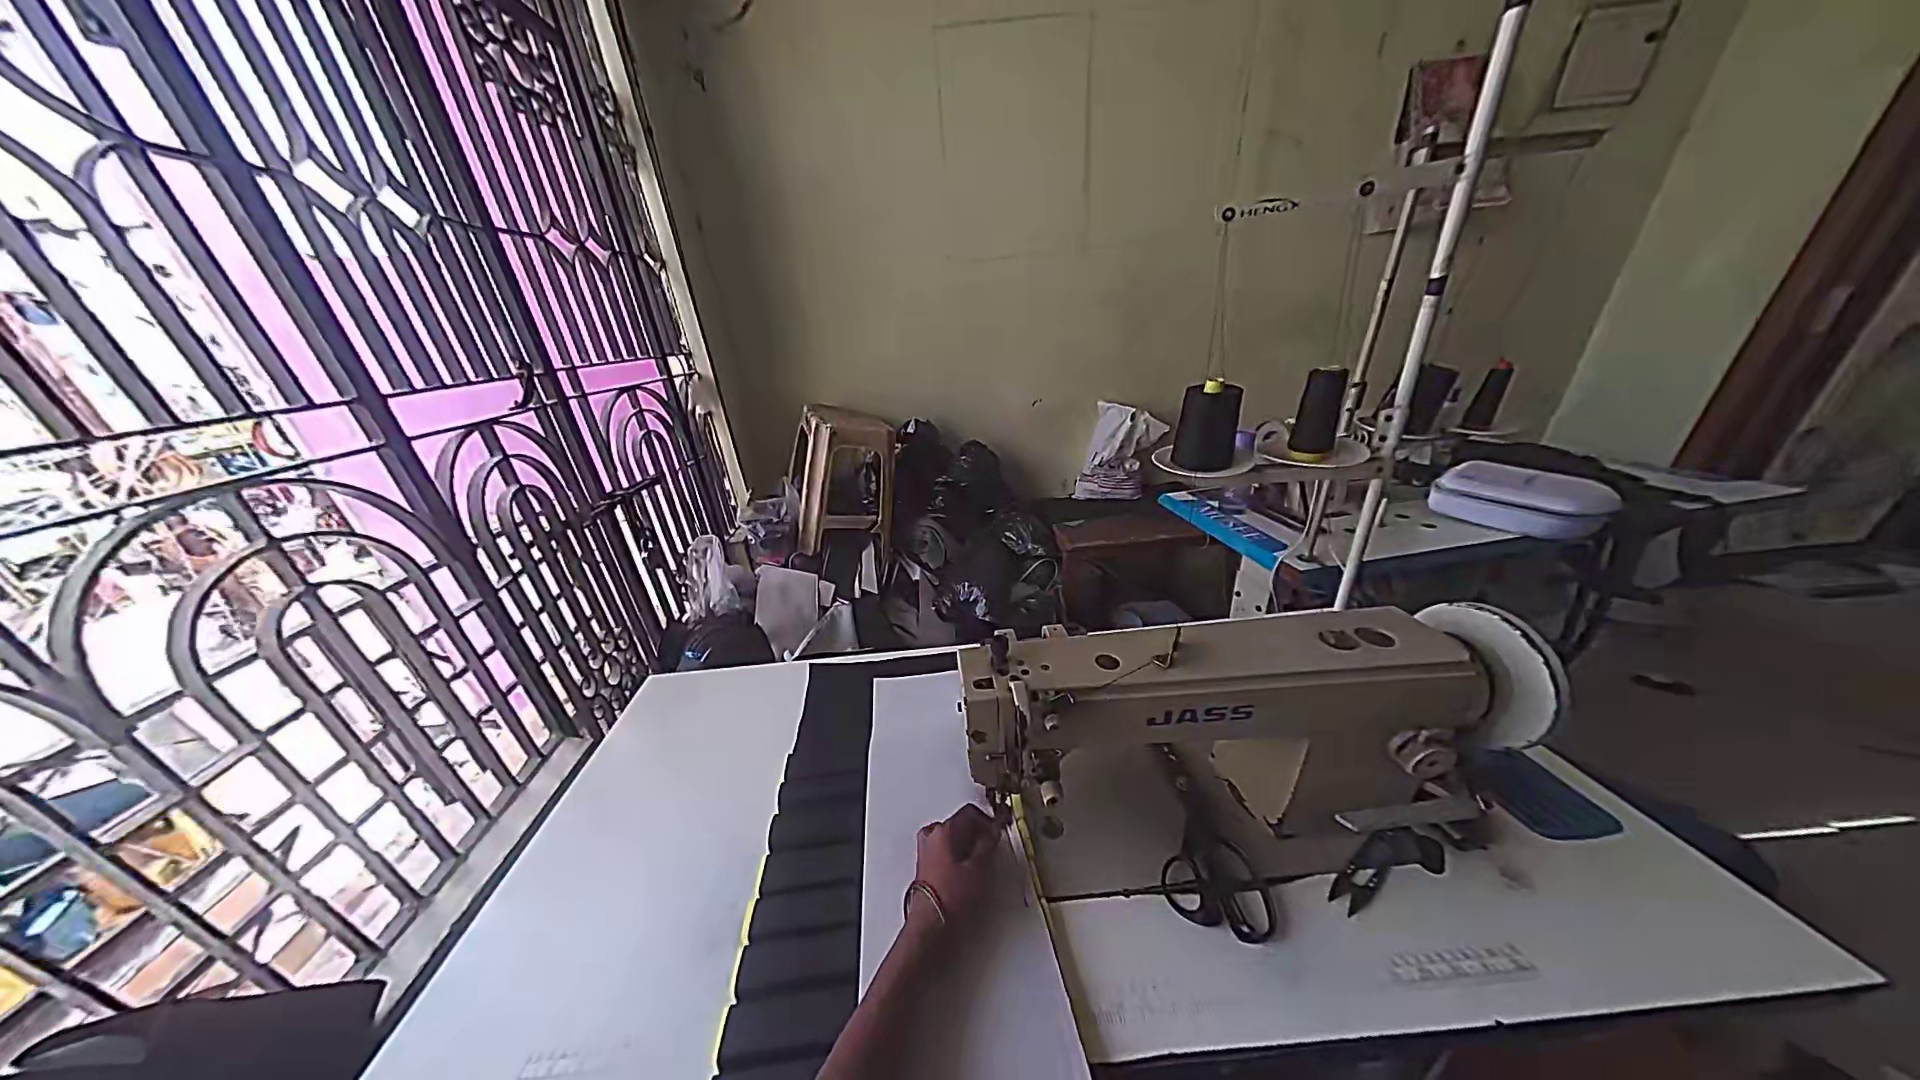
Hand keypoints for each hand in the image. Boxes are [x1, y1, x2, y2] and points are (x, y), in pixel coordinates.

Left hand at [911, 803, 997, 931]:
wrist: (932, 923)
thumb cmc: (951, 896)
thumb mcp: (980, 868)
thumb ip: (988, 844)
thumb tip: (992, 833)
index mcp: (943, 831)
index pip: (969, 813)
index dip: (987, 819)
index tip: (998, 825)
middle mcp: (931, 837)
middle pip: (959, 823)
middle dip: (977, 831)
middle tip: (992, 841)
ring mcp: (926, 851)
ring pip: (952, 837)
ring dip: (967, 843)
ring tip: (983, 858)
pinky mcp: (926, 866)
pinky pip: (945, 850)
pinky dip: (958, 854)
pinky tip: (969, 869)